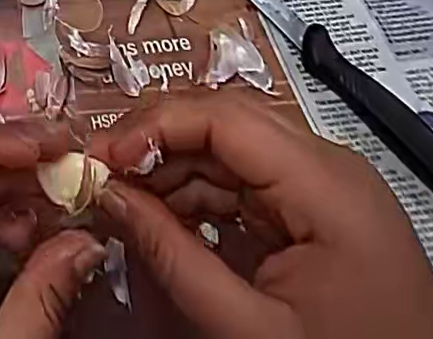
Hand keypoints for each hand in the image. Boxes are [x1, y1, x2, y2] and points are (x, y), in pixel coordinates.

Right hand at [90, 93, 432, 338]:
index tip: (102, 159)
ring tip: (127, 200)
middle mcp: (329, 167)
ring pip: (223, 144)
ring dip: (168, 167)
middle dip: (154, 142)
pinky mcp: (316, 207)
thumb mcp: (250, 329)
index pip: (220, 115)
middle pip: (219, 119)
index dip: (151, 127)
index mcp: (328, 187)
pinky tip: (164, 216)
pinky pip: (240, 176)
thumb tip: (103, 191)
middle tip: (104, 172)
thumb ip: (170, 254)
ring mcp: (325, 185)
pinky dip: (195, 191)